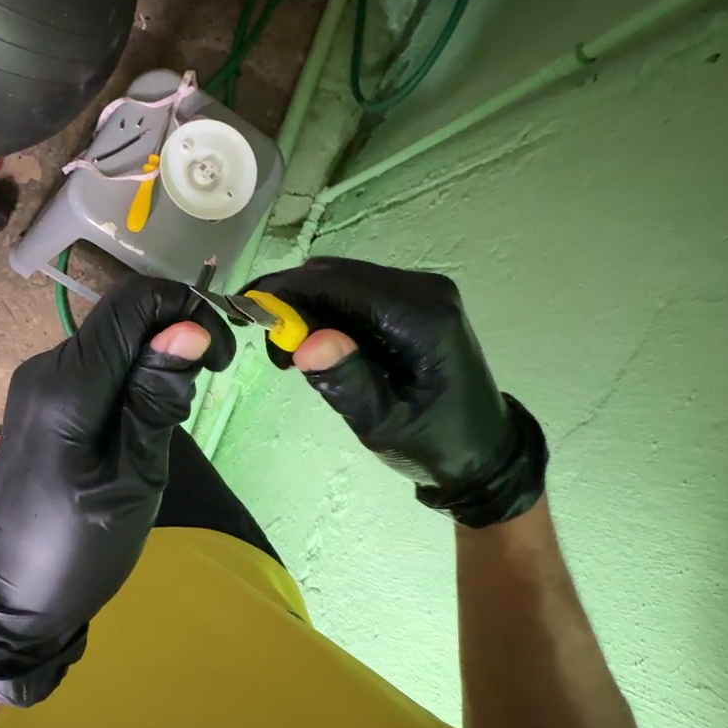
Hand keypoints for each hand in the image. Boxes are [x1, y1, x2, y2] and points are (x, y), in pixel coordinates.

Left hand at [0, 275, 233, 704]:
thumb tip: (189, 328)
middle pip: (122, 318)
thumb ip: (156, 397)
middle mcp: (46, 367)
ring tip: (170, 423)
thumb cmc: (81, 547)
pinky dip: (131, 380)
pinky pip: (96, 368)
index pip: (132, 303)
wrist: (13, 593)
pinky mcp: (42, 399)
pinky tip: (142, 423)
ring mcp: (39, 382)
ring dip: (155, 362)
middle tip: (202, 392)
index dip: (186, 311)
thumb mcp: (135, 477)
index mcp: (67, 384)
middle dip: (174, 336)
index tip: (220, 358)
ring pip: (112, 342)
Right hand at [248, 257, 546, 526]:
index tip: (244, 308)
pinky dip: (325, 311)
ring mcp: (420, 292)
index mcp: (422, 318)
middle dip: (291, 299)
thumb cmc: (433, 443)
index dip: (287, 291)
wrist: (483, 452)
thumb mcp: (383, 424)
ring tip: (287, 352)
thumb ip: (346, 380)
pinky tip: (314, 344)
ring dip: (305, 306)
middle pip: (337, 275)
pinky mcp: (413, 301)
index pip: (340, 285)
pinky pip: (355, 293)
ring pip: (342, 281)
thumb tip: (305, 342)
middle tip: (264, 342)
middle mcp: (423, 291)